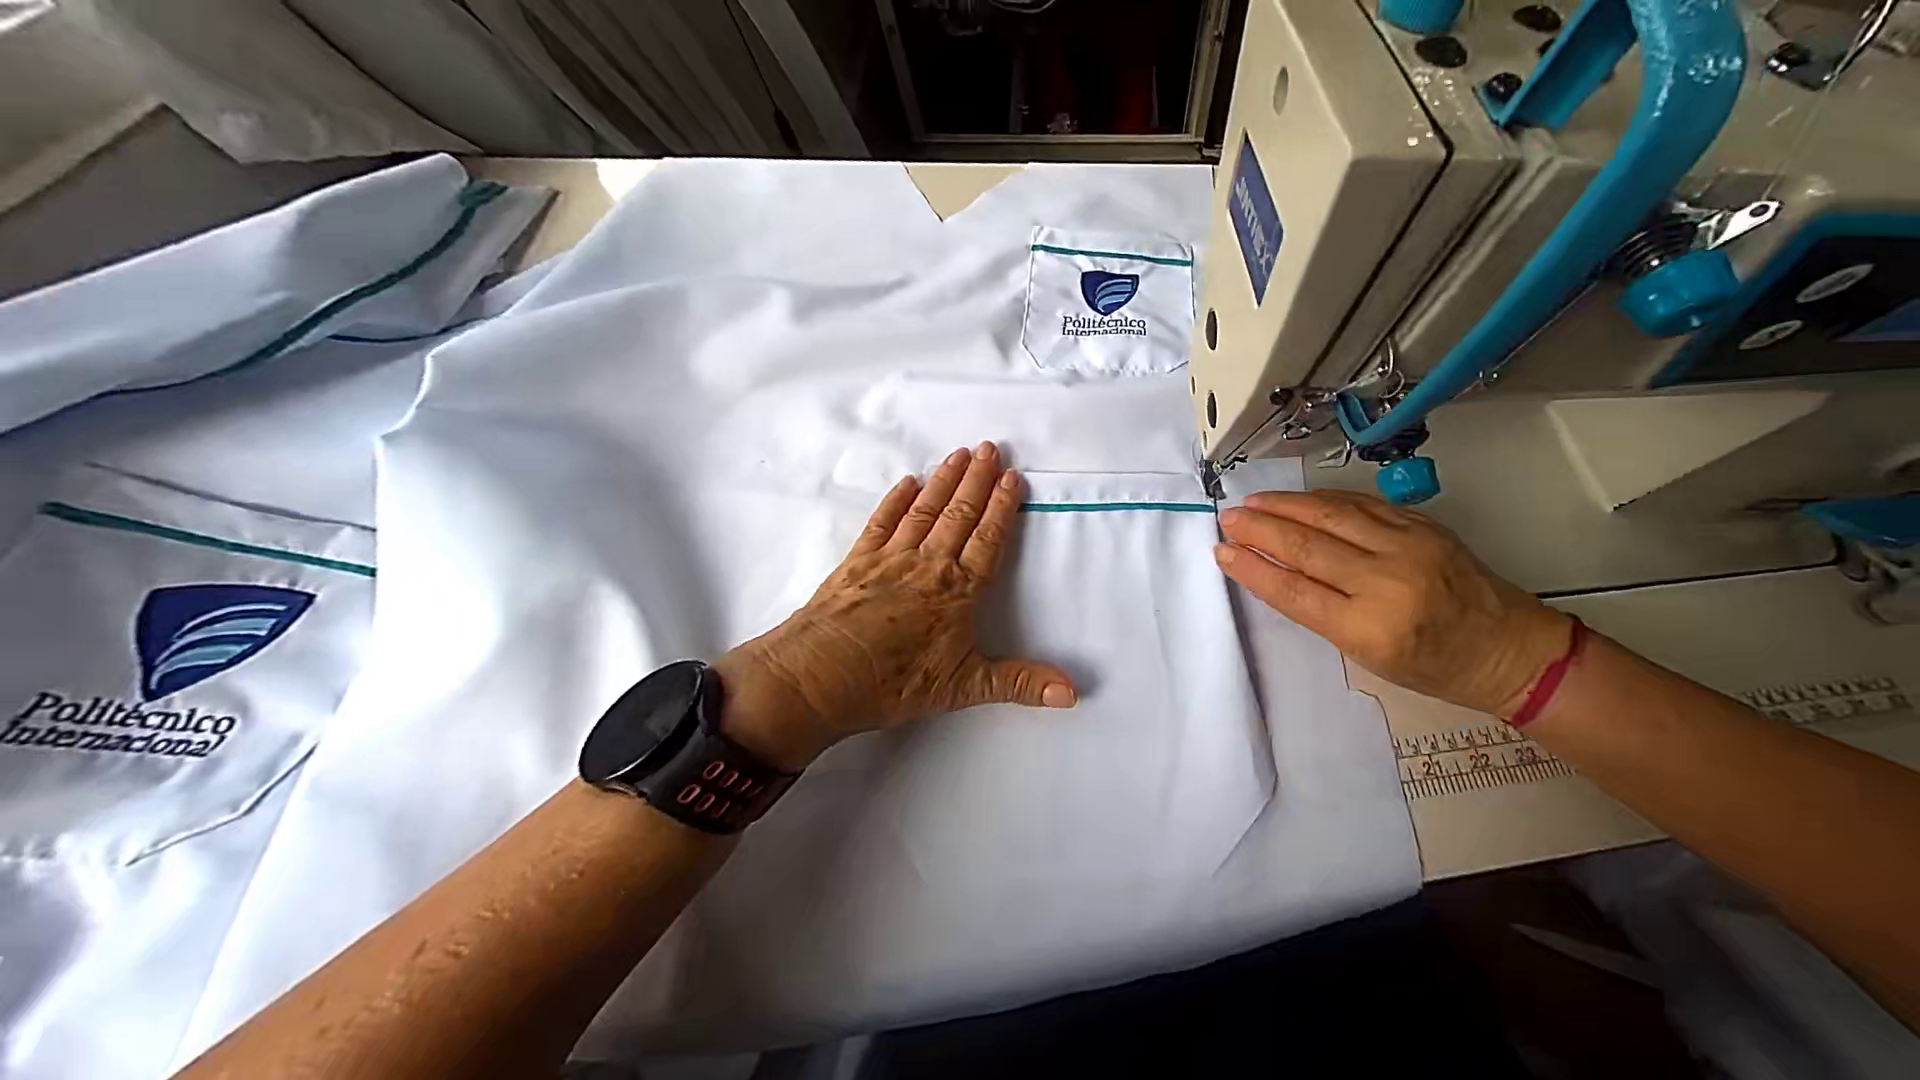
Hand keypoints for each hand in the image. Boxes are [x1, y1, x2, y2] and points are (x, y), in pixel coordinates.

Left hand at [717, 442, 1076, 770]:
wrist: (820, 676)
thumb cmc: (894, 683)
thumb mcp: (964, 688)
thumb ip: (1019, 683)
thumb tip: (1072, 694)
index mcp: (957, 591)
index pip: (987, 539)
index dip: (1002, 507)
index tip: (1013, 477)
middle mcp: (927, 564)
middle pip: (958, 514)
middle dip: (977, 480)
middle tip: (990, 448)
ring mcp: (890, 558)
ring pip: (925, 510)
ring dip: (944, 481)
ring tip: (959, 454)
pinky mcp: (857, 561)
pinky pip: (882, 522)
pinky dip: (896, 501)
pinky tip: (907, 483)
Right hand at [1214, 489, 1571, 715]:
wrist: (1510, 649)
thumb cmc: (1431, 666)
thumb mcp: (1364, 653)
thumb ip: (1318, 609)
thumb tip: (1272, 570)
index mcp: (1369, 628)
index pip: (1293, 590)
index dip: (1252, 568)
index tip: (1221, 551)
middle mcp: (1387, 583)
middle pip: (1307, 547)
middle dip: (1259, 529)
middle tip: (1228, 518)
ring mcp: (1409, 548)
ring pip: (1331, 516)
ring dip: (1284, 506)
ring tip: (1252, 502)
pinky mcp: (1424, 526)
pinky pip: (1362, 505)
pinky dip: (1323, 499)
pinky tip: (1298, 499)